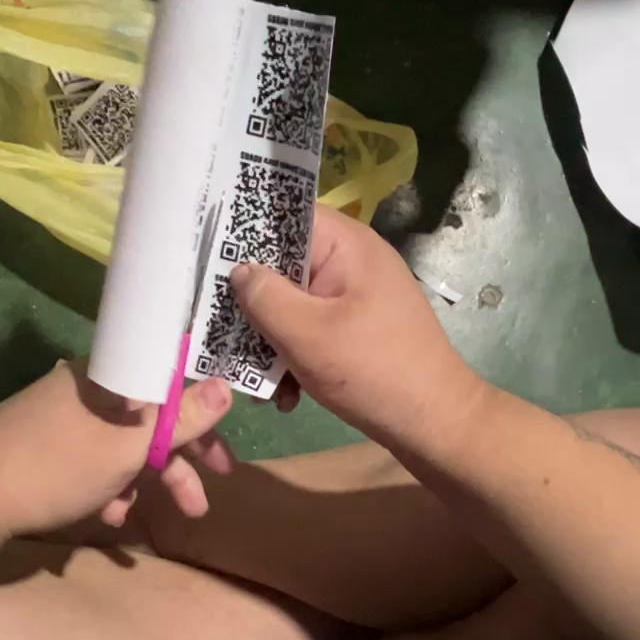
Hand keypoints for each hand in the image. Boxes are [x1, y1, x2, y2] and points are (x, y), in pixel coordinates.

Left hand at [0, 362, 235, 537]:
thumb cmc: (55, 467)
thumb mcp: (128, 446)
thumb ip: (181, 418)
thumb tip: (226, 384)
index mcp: (110, 379)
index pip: (172, 390)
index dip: (202, 427)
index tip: (221, 465)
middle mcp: (87, 390)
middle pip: (148, 422)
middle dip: (175, 467)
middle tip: (199, 506)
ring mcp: (61, 416)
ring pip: (118, 446)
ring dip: (136, 483)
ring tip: (134, 519)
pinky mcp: (40, 442)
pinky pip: (90, 458)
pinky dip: (104, 484)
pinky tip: (104, 514)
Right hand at [230, 205, 485, 448]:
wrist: (434, 424)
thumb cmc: (373, 372)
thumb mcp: (308, 334)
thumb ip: (265, 297)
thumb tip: (237, 270)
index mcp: (346, 244)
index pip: (284, 215)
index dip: (242, 233)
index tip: (204, 259)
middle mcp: (351, 262)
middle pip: (282, 265)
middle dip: (252, 304)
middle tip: (222, 334)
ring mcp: (355, 298)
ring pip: (292, 305)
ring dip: (270, 342)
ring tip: (259, 381)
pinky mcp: (355, 330)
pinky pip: (310, 331)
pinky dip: (294, 359)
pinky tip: (287, 396)